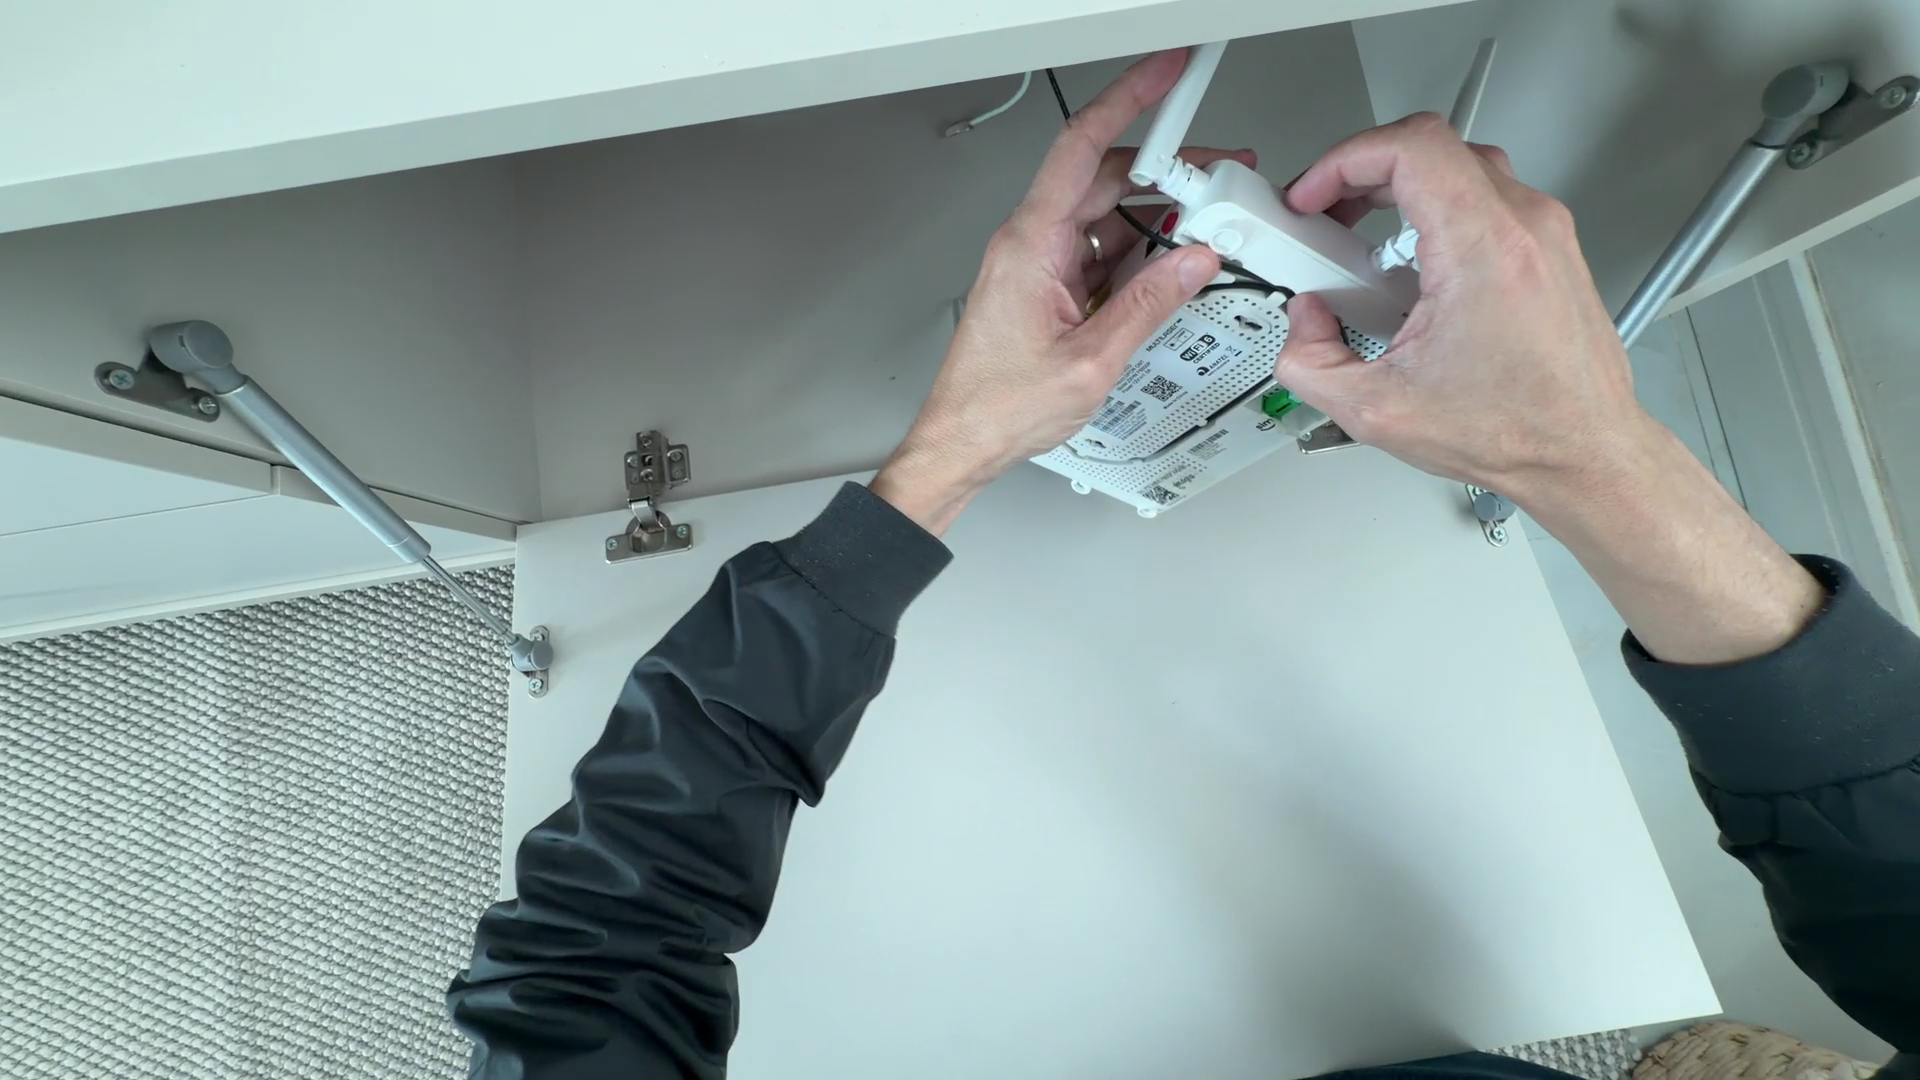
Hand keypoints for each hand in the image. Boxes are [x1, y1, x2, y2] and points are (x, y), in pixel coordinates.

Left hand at [871, 50, 1251, 535]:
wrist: (964, 442)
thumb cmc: (998, 407)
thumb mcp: (1090, 360)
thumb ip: (1147, 305)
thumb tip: (1193, 263)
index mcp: (1031, 246)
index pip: (1081, 147)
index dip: (1129, 100)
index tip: (1167, 73)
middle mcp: (1029, 248)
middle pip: (1103, 182)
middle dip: (1164, 175)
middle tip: (1217, 180)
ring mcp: (1037, 270)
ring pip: (1105, 222)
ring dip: (1152, 226)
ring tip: (1200, 240)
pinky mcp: (1044, 293)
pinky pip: (1096, 258)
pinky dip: (1132, 262)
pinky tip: (1163, 278)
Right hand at [1276, 112, 1645, 500]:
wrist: (1579, 450)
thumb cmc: (1508, 429)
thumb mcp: (1371, 410)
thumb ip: (1308, 361)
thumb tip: (1302, 320)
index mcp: (1484, 249)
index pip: (1412, 148)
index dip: (1344, 160)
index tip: (1310, 195)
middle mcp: (1524, 226)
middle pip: (1430, 149)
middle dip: (1358, 175)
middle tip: (1319, 216)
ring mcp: (1541, 234)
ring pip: (1454, 172)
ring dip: (1391, 196)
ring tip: (1351, 248)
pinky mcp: (1542, 251)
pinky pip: (1477, 204)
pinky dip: (1424, 220)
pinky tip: (1396, 274)